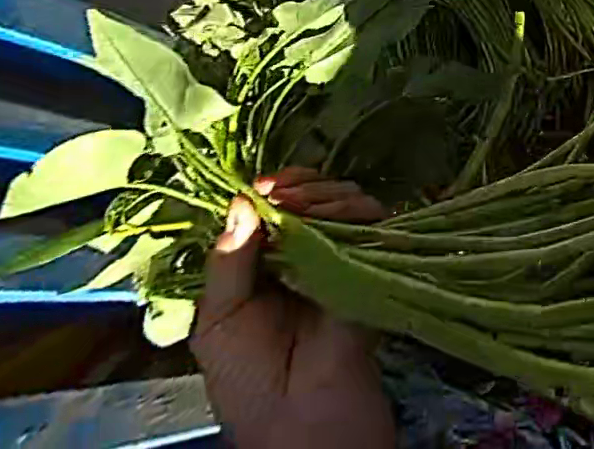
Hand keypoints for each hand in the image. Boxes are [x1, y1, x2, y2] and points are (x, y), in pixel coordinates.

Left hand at [191, 168, 395, 448]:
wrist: (298, 409)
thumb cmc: (250, 374)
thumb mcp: (218, 320)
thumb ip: (227, 262)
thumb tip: (241, 200)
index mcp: (270, 257)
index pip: (278, 206)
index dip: (274, 188)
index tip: (264, 184)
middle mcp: (310, 245)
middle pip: (315, 192)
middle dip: (299, 185)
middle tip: (282, 193)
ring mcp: (345, 248)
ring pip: (345, 197)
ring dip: (323, 193)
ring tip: (300, 207)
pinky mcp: (375, 254)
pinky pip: (373, 217)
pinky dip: (353, 206)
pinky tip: (329, 214)